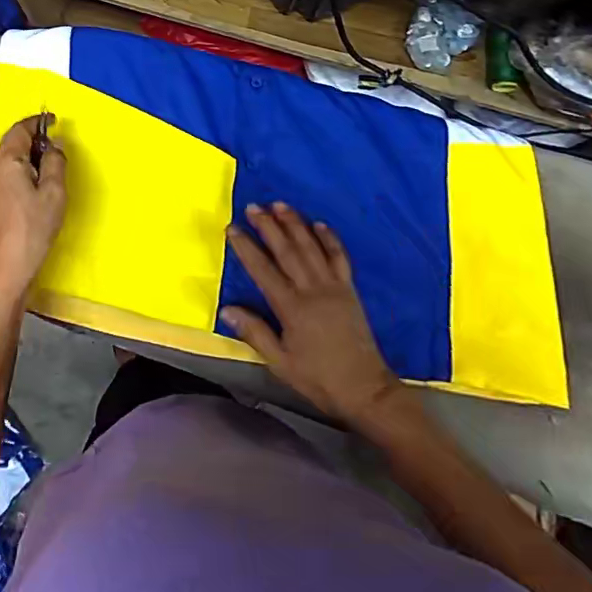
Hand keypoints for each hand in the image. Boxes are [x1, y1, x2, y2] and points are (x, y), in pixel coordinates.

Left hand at [0, 113, 67, 300]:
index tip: (54, 120)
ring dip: (32, 150)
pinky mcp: (1, 198)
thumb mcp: (54, 191)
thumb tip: (55, 145)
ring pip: (13, 156)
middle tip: (57, 138)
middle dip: (33, 134)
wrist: (12, 264)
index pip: (19, 131)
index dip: (37, 122)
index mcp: (8, 163)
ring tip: (55, 156)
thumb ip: (56, 162)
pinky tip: (44, 176)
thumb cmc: (34, 226)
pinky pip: (14, 170)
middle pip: (12, 141)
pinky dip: (29, 164)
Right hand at [222, 203, 402, 426]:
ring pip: (312, 247)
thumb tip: (228, 309)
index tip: (233, 228)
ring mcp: (334, 285)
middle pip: (287, 250)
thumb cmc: (317, 378)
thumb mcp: (279, 362)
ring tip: (280, 205)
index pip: (263, 270)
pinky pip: (339, 256)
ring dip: (295, 224)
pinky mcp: (349, 288)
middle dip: (269, 226)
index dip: (246, 248)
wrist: (363, 386)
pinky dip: (329, 238)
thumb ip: (255, 332)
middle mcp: (312, 289)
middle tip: (254, 205)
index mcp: (291, 308)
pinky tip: (319, 224)